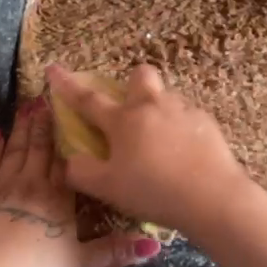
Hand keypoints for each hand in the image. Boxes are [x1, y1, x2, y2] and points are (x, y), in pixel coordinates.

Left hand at [0, 98, 158, 266]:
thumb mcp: (81, 266)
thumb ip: (115, 252)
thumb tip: (154, 245)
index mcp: (58, 197)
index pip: (66, 159)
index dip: (67, 135)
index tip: (70, 110)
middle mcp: (32, 183)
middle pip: (40, 146)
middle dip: (43, 122)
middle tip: (44, 97)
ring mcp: (3, 186)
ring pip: (16, 148)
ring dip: (22, 127)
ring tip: (25, 106)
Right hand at [49, 63, 256, 237]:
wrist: (212, 197)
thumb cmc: (154, 191)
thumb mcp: (108, 188)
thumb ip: (82, 172)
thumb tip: (70, 159)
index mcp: (123, 121)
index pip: (88, 99)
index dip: (68, 85)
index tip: (53, 68)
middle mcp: (152, 106)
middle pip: (140, 75)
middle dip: (132, 84)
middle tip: (131, 111)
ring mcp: (182, 110)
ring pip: (166, 96)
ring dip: (158, 111)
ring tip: (160, 144)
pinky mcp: (207, 122)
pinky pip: (188, 117)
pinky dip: (181, 130)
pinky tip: (184, 155)